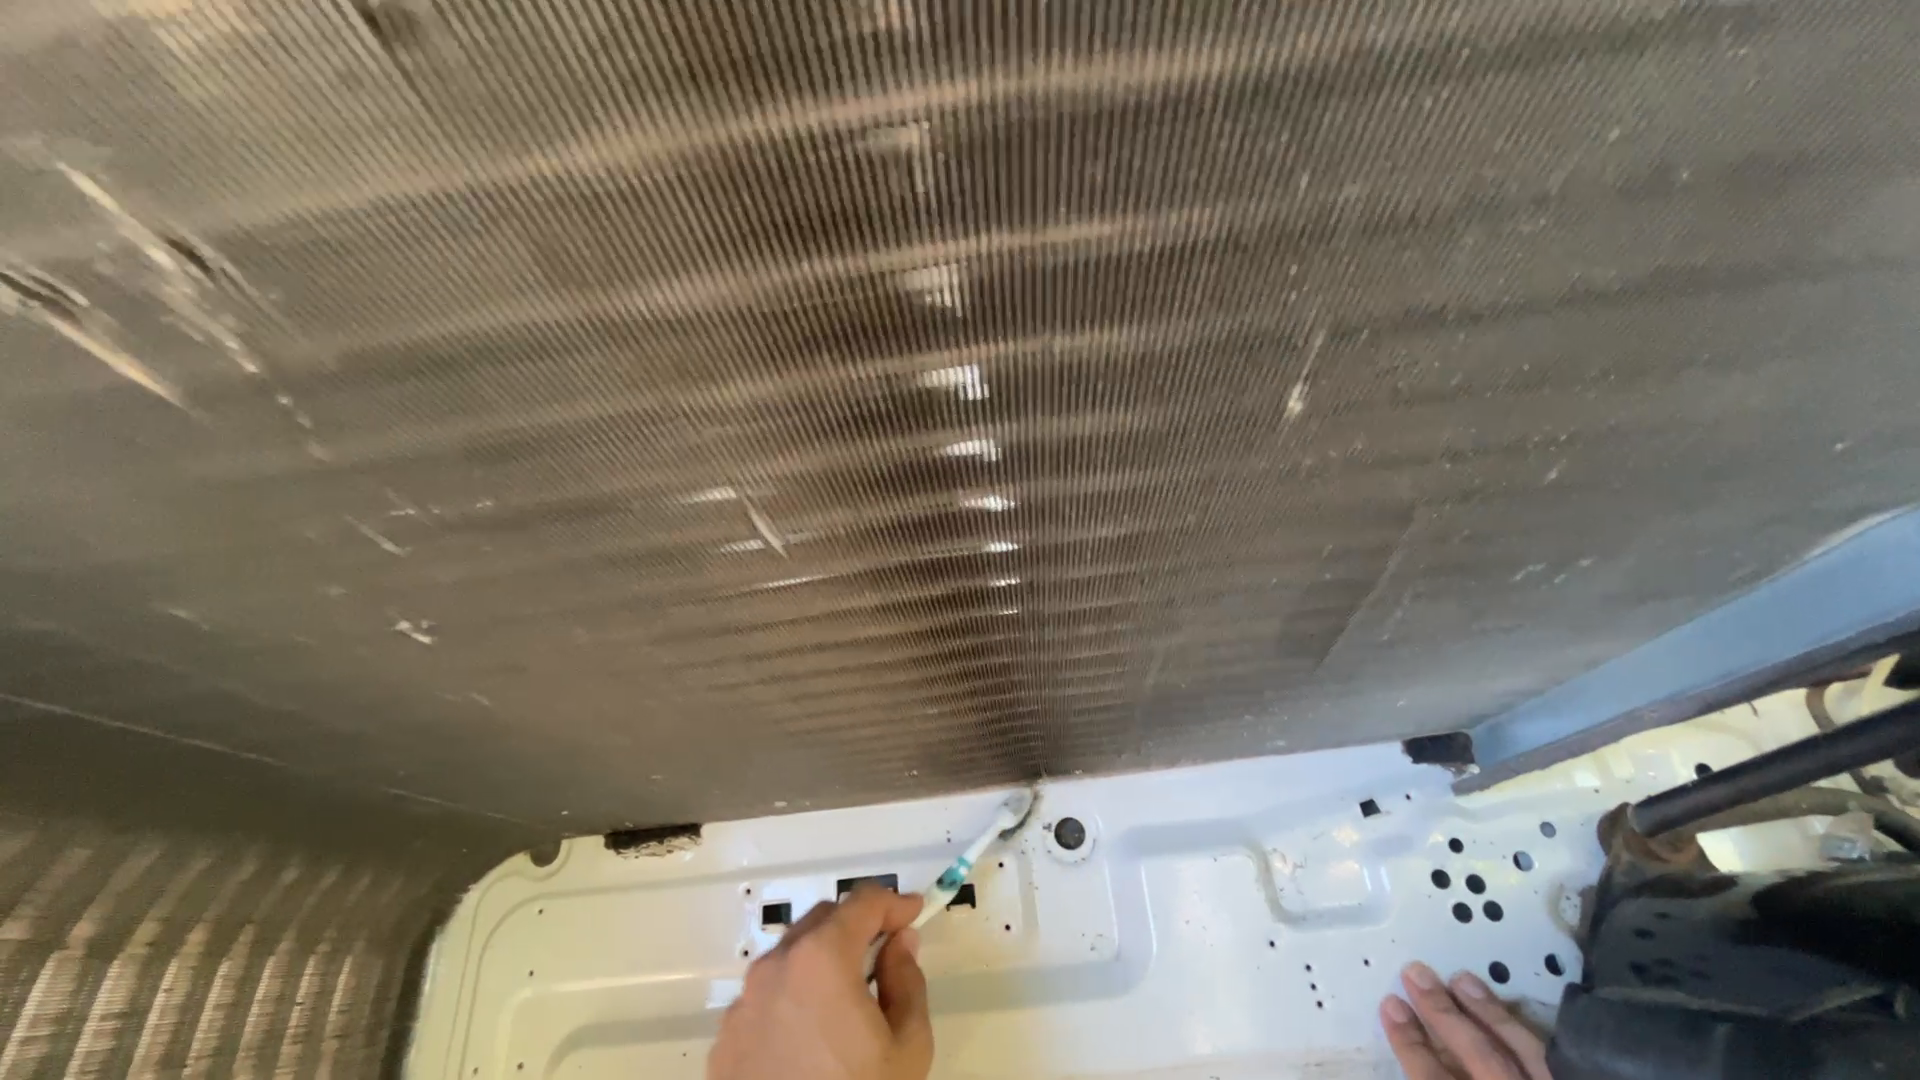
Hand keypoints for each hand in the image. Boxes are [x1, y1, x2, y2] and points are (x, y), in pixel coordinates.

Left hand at [708, 888, 933, 1079]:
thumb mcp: (907, 1047)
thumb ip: (907, 980)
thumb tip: (899, 944)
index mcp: (821, 959)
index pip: (861, 904)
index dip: (892, 902)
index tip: (914, 915)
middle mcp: (774, 968)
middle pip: (820, 922)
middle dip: (856, 926)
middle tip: (886, 952)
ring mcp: (743, 1006)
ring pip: (789, 958)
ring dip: (822, 960)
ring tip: (849, 1000)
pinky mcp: (725, 1043)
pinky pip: (765, 999)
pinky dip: (793, 998)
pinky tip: (812, 1038)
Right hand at [1379, 962, 1550, 1079]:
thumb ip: (1437, 1075)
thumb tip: (1415, 1064)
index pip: (1433, 1079)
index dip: (1409, 1043)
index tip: (1390, 1004)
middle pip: (1478, 1054)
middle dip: (1444, 1013)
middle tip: (1416, 972)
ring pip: (1523, 1052)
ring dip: (1490, 1014)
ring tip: (1462, 978)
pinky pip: (1556, 1058)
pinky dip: (1535, 1036)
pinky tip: (1518, 1017)